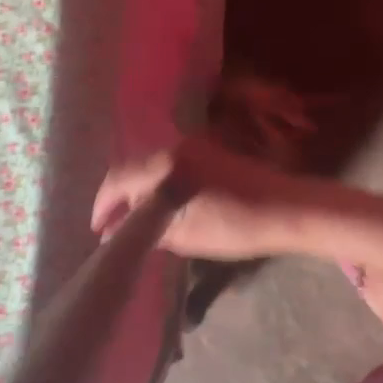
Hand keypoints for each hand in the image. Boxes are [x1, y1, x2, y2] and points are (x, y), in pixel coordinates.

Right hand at [91, 137, 297, 260]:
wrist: (287, 209)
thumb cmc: (235, 227)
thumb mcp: (185, 236)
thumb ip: (145, 231)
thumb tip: (113, 234)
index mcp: (166, 165)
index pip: (117, 180)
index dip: (102, 206)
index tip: (95, 231)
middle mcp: (175, 146)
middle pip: (131, 169)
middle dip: (117, 198)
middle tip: (110, 228)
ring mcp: (194, 145)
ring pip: (150, 166)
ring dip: (138, 191)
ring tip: (133, 222)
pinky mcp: (209, 151)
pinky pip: (170, 164)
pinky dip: (157, 184)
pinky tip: (159, 206)